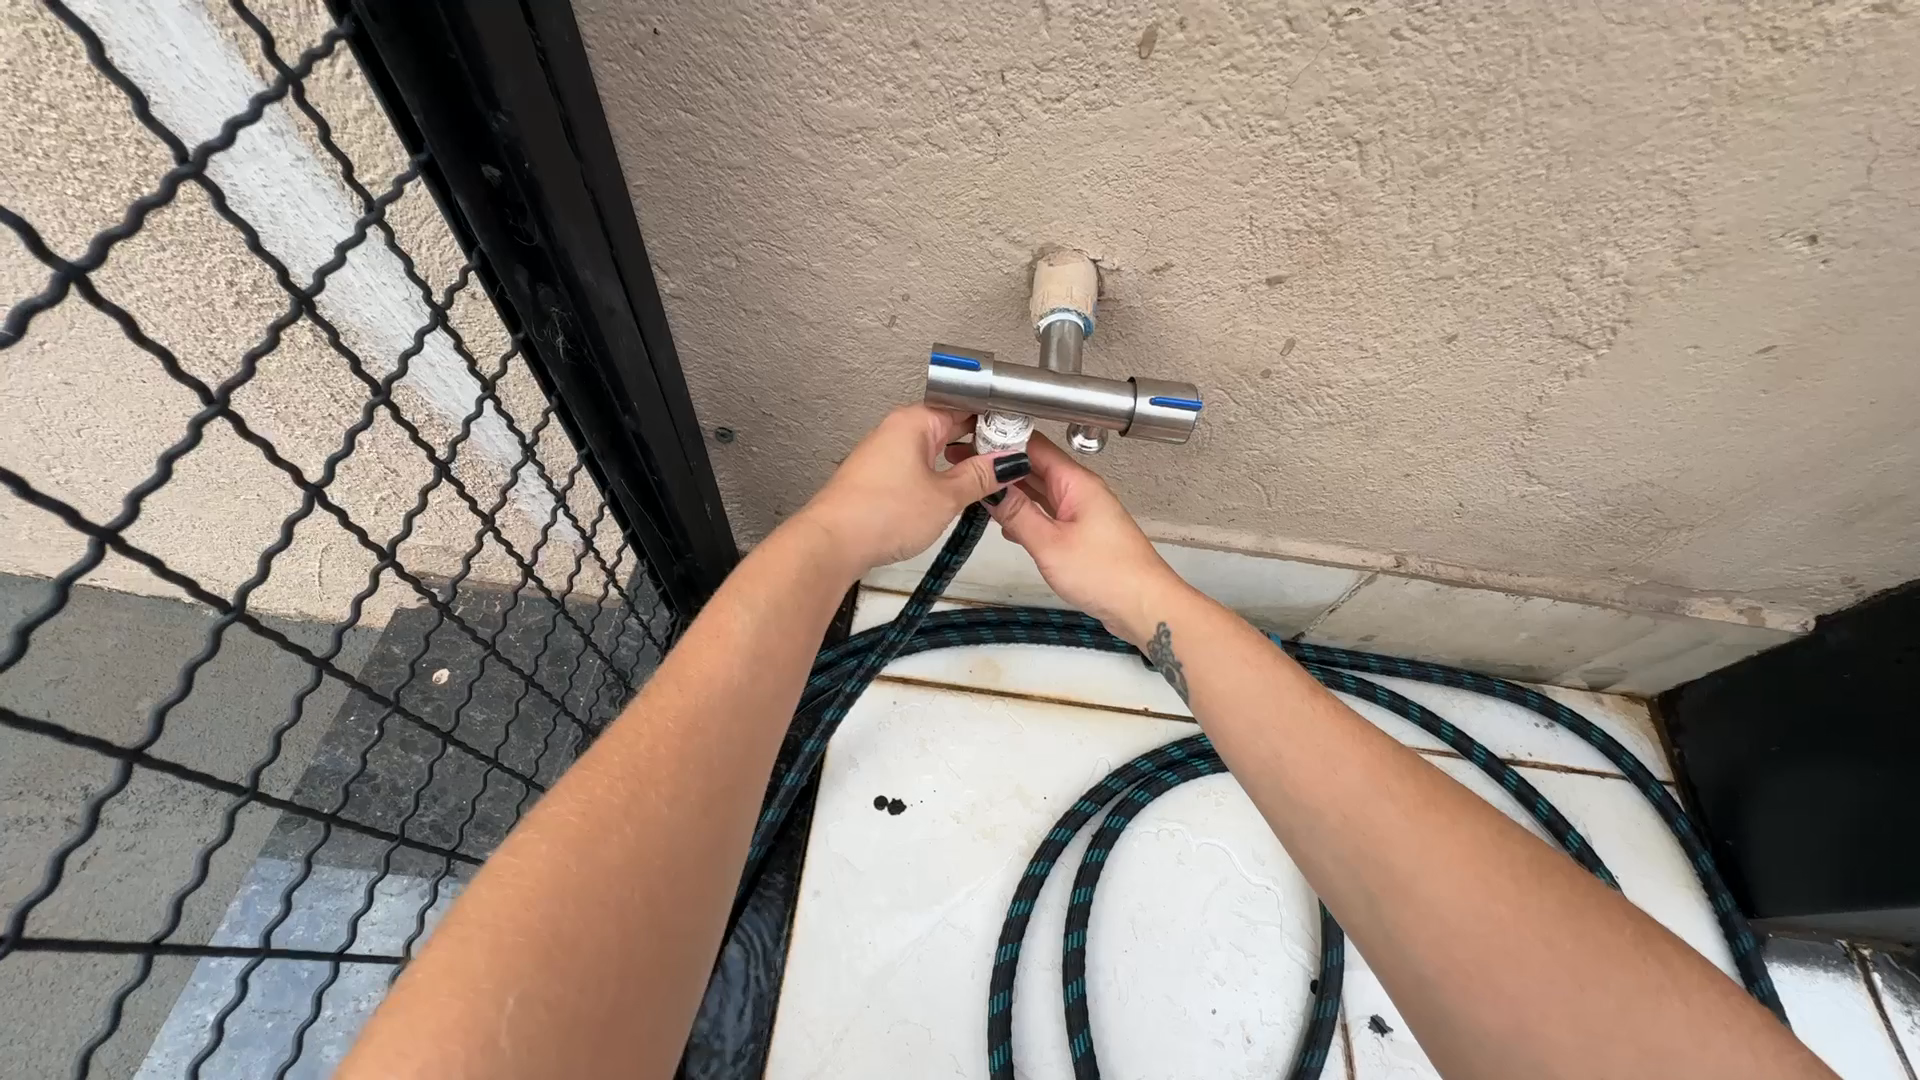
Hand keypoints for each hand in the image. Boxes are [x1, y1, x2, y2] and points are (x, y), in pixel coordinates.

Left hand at [791, 405, 1032, 576]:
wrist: (832, 544)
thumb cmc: (879, 514)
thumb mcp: (946, 496)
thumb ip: (981, 477)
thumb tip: (1006, 462)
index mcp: (915, 421)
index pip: (967, 408)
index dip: (996, 422)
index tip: (1017, 440)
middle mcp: (897, 430)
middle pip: (950, 426)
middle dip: (980, 444)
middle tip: (1007, 465)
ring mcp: (885, 453)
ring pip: (934, 448)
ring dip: (959, 462)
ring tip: (983, 483)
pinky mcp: (878, 477)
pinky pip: (918, 467)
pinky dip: (939, 476)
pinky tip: (951, 494)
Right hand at [956, 432, 1190, 646]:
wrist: (1144, 606)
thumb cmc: (1108, 575)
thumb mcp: (1050, 544)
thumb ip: (1017, 514)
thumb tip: (991, 489)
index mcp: (1076, 483)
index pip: (1033, 446)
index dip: (1000, 439)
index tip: (970, 439)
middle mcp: (1080, 492)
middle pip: (1035, 466)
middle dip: (1001, 465)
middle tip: (964, 463)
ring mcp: (1081, 513)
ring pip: (1039, 492)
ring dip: (1011, 490)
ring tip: (977, 489)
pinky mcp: (1081, 535)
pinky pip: (1047, 514)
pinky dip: (1025, 515)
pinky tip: (1006, 524)